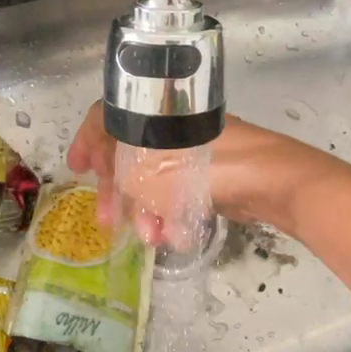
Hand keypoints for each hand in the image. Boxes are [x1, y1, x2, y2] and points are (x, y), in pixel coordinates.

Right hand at [65, 103, 316, 245]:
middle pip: (131, 153)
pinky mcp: (214, 173)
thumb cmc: (209, 170)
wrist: (274, 181)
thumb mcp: (151, 173)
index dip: (88, 140)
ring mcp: (196, 150)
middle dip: (117, 190)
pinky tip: (175, 236)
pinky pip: (180, 191)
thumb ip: (124, 173)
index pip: (110, 117)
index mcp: (157, 113)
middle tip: (107, 219)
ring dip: (146, 210)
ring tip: (150, 238)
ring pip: (156, 178)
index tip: (76, 169)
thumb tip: (117, 179)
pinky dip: (173, 213)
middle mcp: (174, 126)